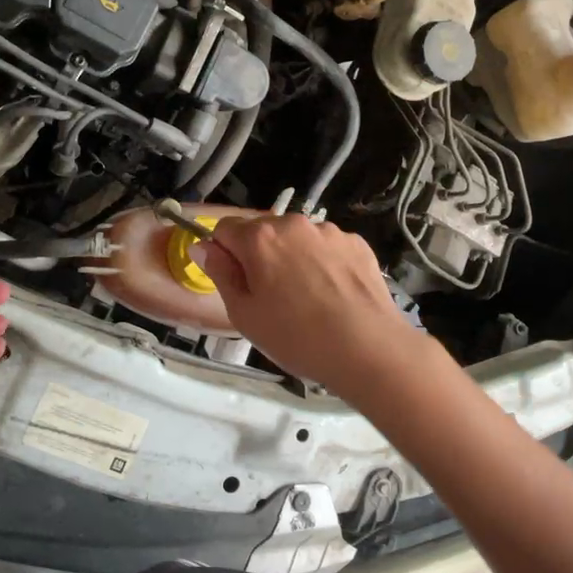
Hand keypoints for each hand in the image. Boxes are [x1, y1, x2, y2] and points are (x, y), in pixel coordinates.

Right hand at [190, 216, 434, 401]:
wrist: (369, 349)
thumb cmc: (297, 337)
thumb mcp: (245, 315)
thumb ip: (220, 274)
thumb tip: (203, 247)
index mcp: (259, 238)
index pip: (224, 229)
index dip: (224, 254)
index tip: (237, 283)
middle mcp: (293, 223)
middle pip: (263, 231)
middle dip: (260, 256)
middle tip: (271, 298)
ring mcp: (329, 231)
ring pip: (297, 239)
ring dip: (293, 258)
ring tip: (308, 299)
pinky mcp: (357, 243)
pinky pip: (328, 247)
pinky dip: (324, 263)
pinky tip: (334, 295)